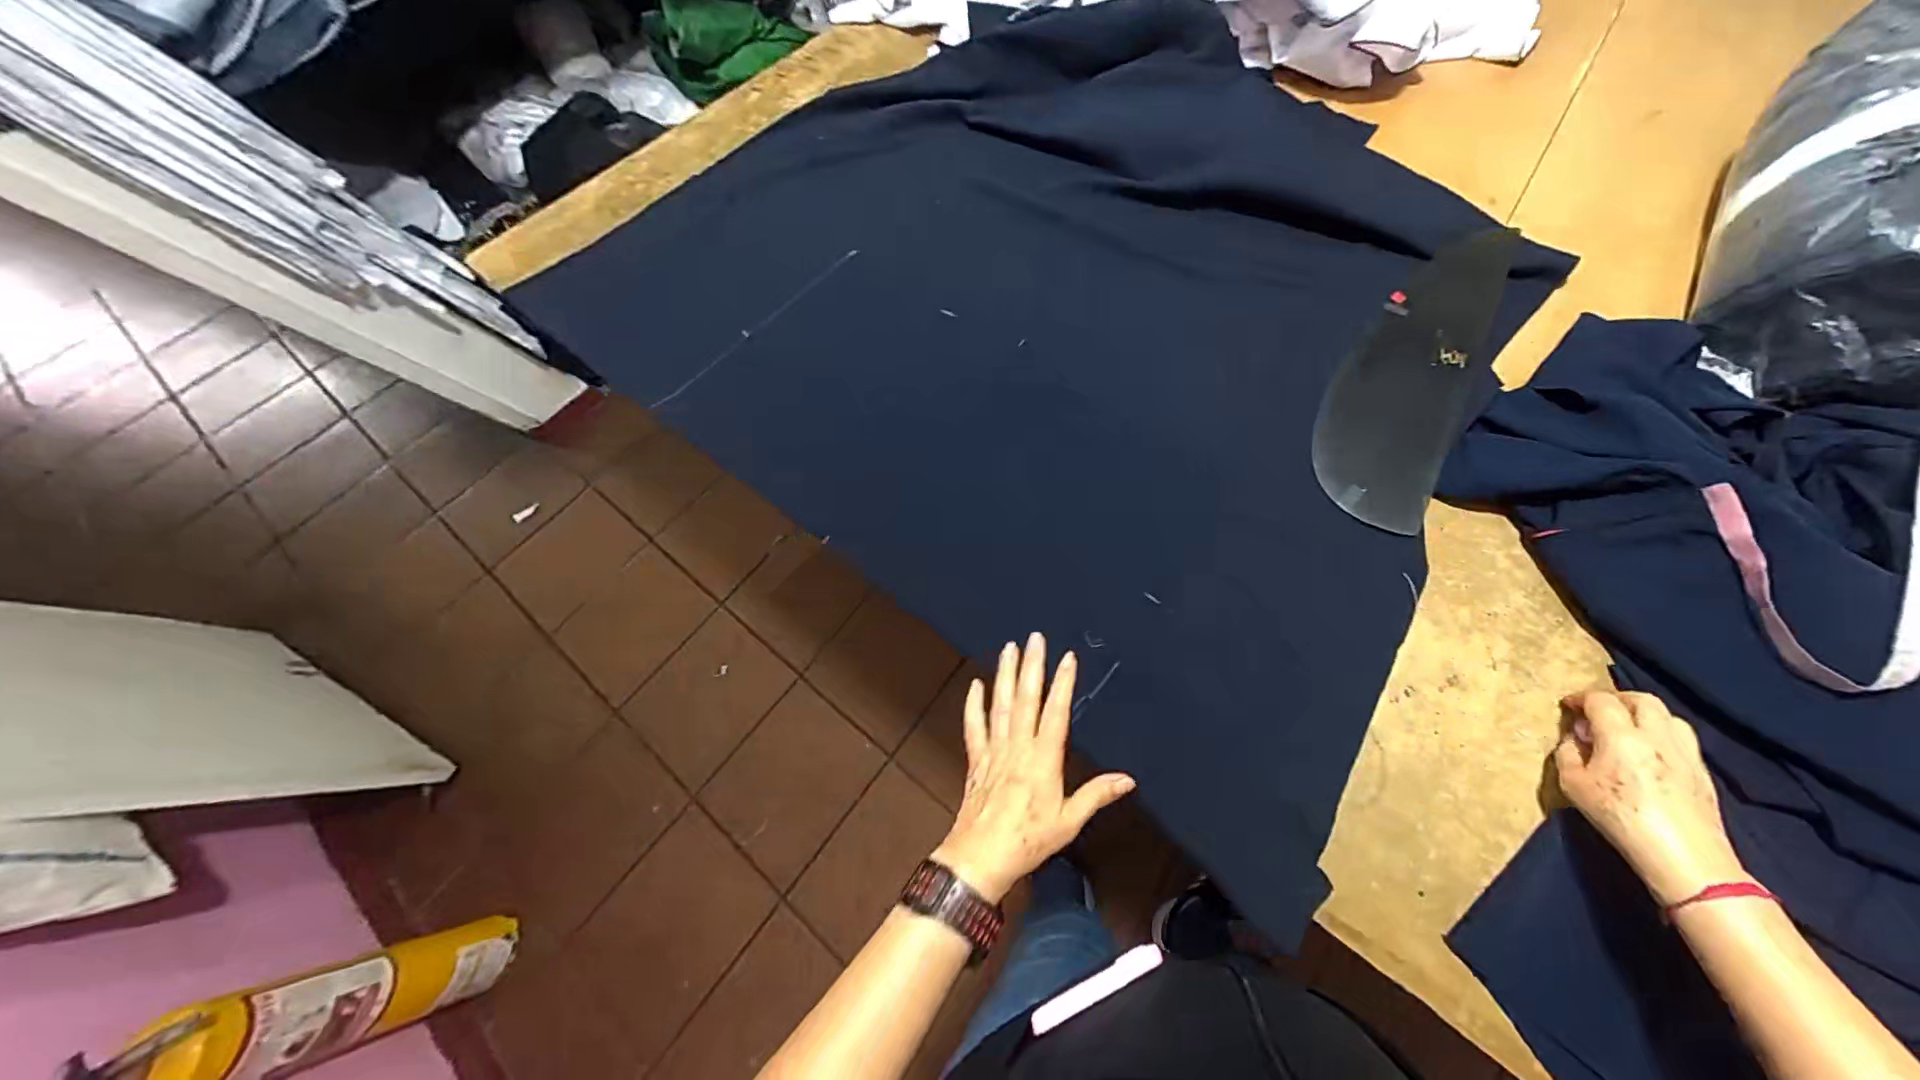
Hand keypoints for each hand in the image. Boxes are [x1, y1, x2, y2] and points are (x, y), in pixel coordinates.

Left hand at [929, 633, 1136, 903]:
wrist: (981, 857)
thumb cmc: (1028, 841)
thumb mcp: (1069, 821)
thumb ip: (1097, 795)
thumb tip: (1127, 780)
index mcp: (1043, 760)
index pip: (1056, 712)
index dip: (1062, 683)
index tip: (1067, 658)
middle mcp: (1018, 748)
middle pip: (1026, 699)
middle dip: (1032, 666)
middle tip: (1035, 638)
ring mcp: (994, 751)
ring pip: (1001, 705)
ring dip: (1005, 675)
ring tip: (1009, 649)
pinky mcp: (976, 760)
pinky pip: (974, 726)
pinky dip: (974, 705)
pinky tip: (976, 685)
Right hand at [1554, 690, 1749, 905]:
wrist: (1684, 858)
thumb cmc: (1619, 817)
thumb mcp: (1572, 784)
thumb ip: (1568, 752)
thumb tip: (1576, 738)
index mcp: (1622, 737)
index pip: (1601, 700)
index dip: (1581, 698)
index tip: (1568, 706)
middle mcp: (1658, 738)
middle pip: (1643, 700)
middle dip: (1616, 699)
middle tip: (1597, 711)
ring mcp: (1687, 755)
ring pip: (1669, 717)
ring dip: (1644, 715)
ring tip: (1626, 730)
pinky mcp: (1702, 773)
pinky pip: (1682, 739)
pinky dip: (1662, 735)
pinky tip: (1649, 753)